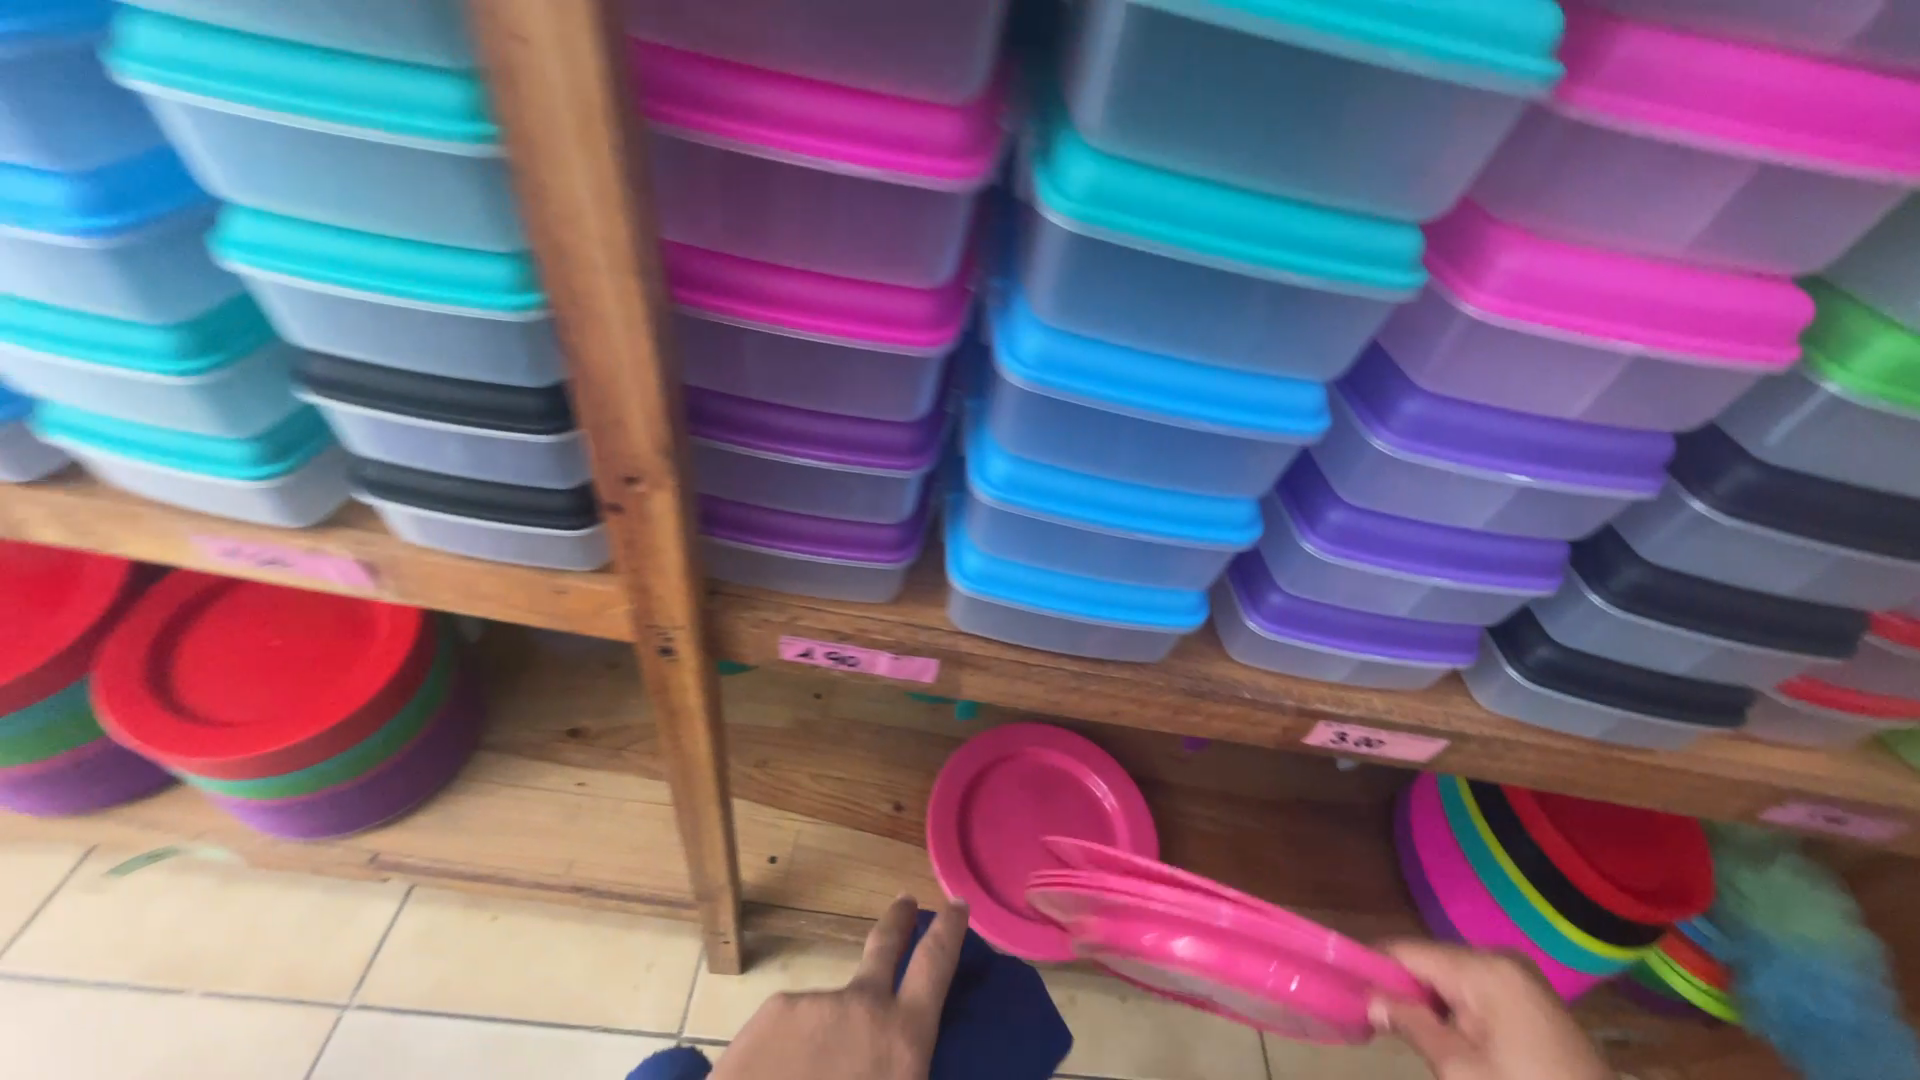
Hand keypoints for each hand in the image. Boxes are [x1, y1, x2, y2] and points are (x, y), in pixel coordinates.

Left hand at [712, 896, 969, 1079]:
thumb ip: (902, 1061)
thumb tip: (900, 1054)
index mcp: (902, 1037)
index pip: (935, 967)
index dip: (948, 931)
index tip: (956, 903)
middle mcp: (862, 1006)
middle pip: (883, 948)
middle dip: (897, 921)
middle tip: (904, 899)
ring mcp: (814, 1002)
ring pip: (826, 1013)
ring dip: (824, 1033)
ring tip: (808, 1074)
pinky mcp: (773, 1010)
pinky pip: (788, 1029)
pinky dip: (786, 1049)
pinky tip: (778, 1075)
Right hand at [1370, 942, 1609, 1079]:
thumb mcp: (1460, 1071)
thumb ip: (1411, 1025)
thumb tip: (1371, 998)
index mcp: (1482, 969)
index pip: (1405, 951)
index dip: (1371, 969)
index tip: (1346, 992)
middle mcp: (1500, 959)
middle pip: (1427, 961)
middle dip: (1402, 989)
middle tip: (1379, 1023)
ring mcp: (1521, 978)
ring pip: (1449, 977)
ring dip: (1428, 1002)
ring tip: (1411, 1034)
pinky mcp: (1533, 998)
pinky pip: (1476, 990)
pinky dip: (1455, 1009)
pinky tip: (1448, 1038)